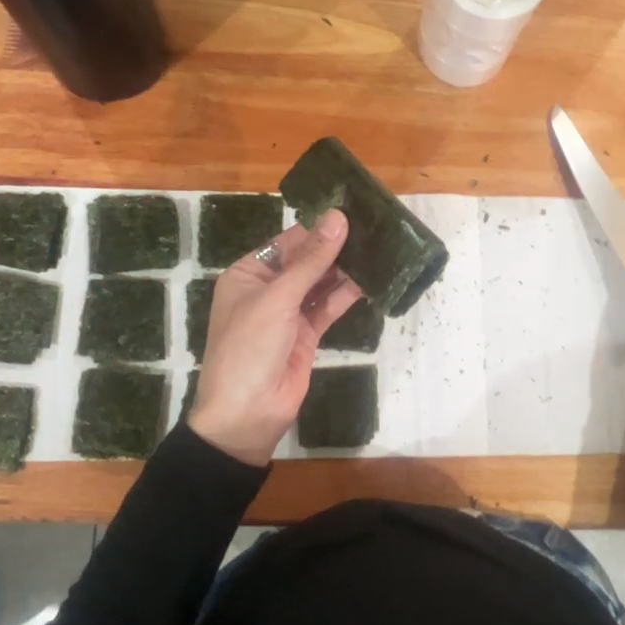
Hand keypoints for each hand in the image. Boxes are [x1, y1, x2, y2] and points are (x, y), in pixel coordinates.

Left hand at [187, 210, 361, 466]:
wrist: (246, 414)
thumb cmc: (249, 347)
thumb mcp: (278, 299)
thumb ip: (312, 260)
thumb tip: (338, 217)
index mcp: (247, 274)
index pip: (287, 242)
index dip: (317, 228)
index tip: (352, 210)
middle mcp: (267, 290)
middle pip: (306, 261)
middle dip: (335, 247)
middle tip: (374, 227)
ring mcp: (288, 313)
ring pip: (320, 283)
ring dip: (344, 269)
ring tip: (378, 247)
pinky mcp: (306, 335)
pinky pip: (328, 307)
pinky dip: (347, 294)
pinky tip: (371, 279)